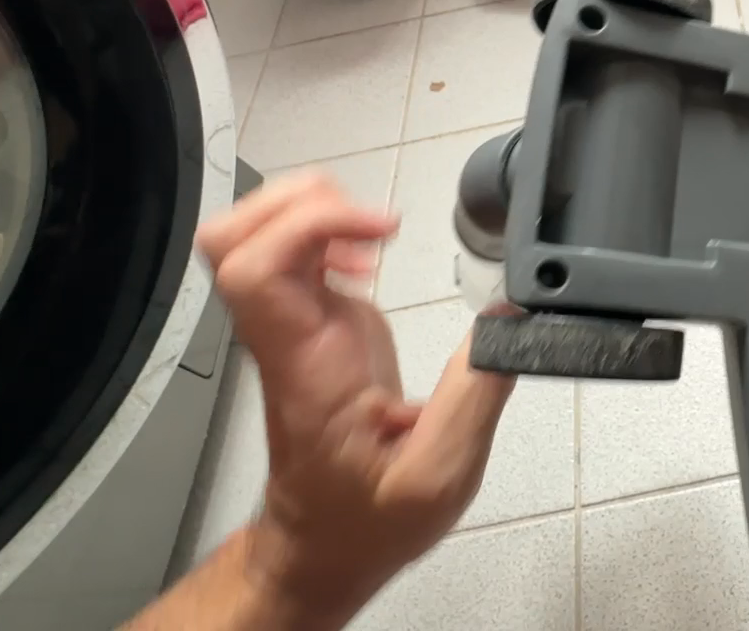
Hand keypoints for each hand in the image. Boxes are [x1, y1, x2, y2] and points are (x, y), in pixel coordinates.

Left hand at [195, 172, 514, 615]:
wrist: (322, 548)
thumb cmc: (370, 520)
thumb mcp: (441, 475)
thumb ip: (479, 389)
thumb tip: (512, 312)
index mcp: (308, 364)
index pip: (258, 268)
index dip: (313, 223)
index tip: (386, 229)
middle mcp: (288, 333)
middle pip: (236, 236)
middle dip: (300, 201)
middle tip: (373, 220)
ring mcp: (294, 324)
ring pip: (256, 235)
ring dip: (316, 210)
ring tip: (377, 231)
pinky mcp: (310, 323)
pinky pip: (293, 251)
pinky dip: (330, 229)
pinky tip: (372, 252)